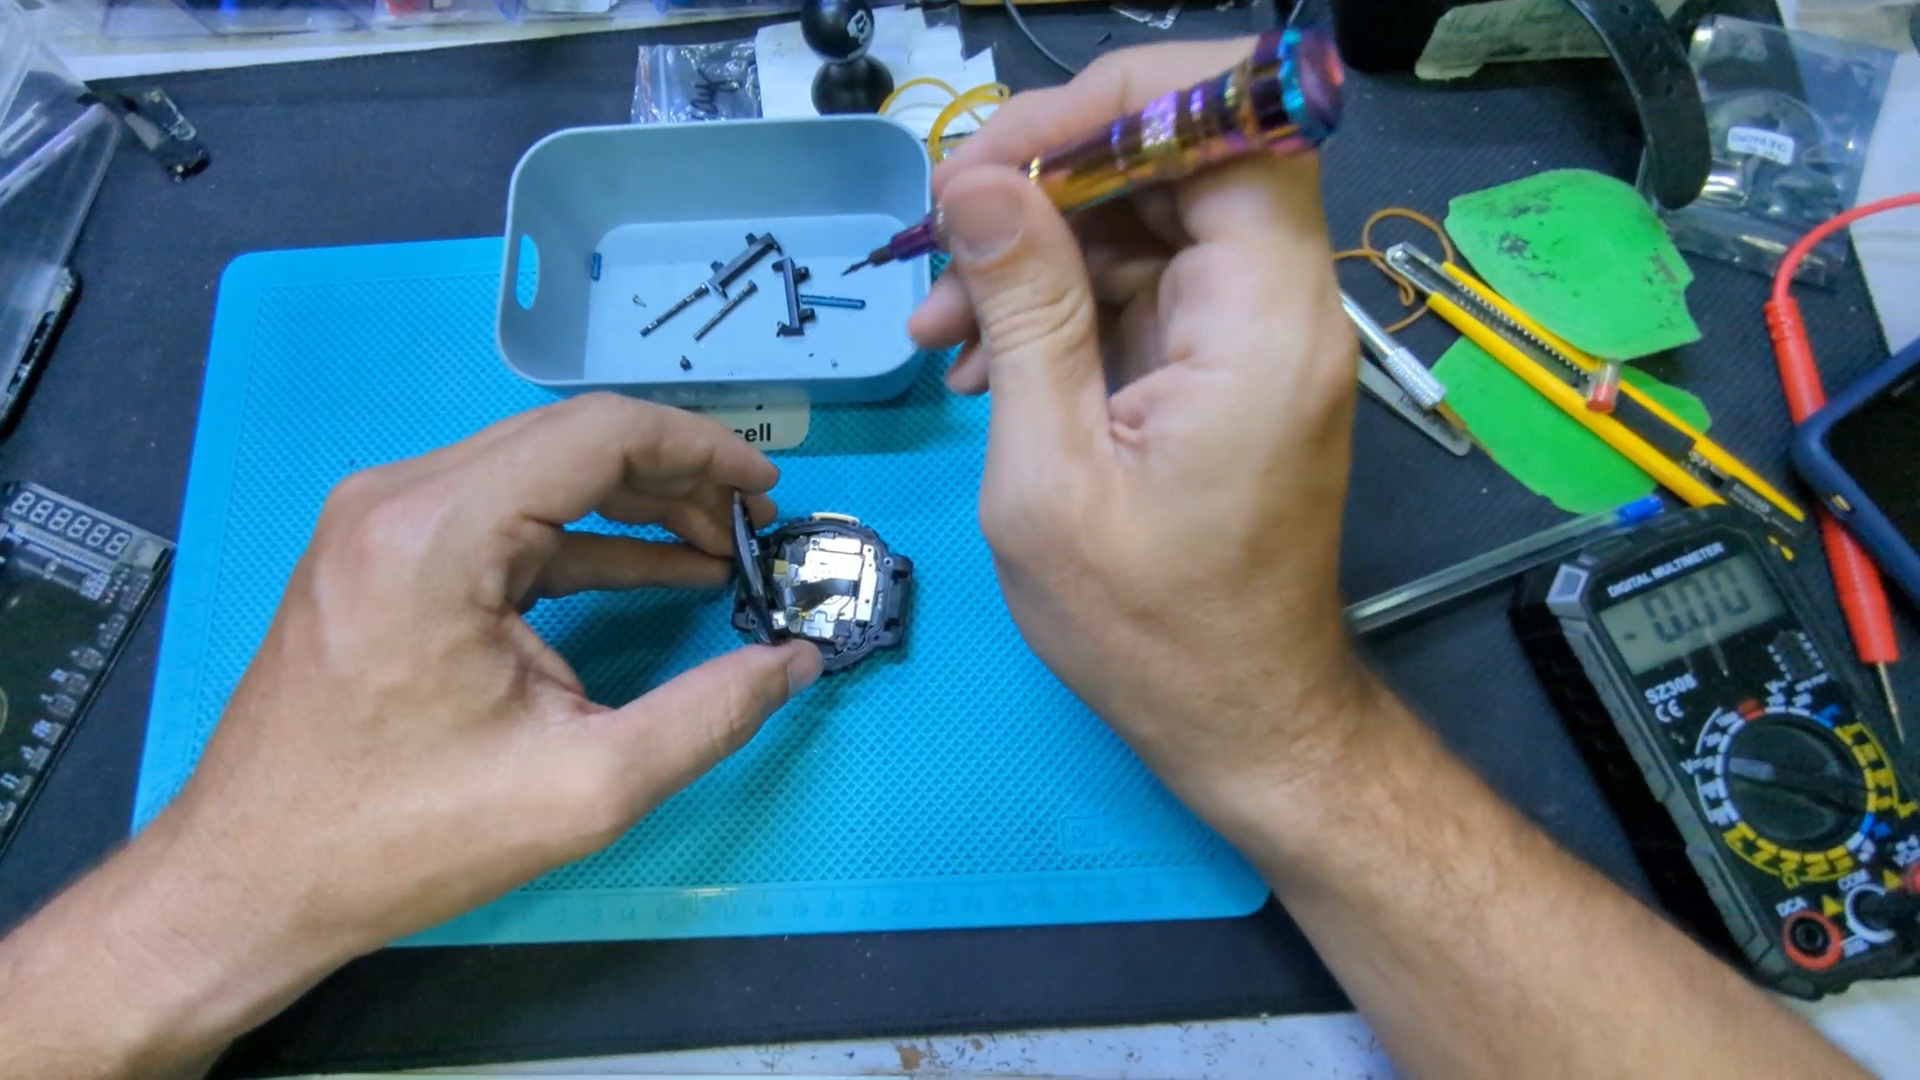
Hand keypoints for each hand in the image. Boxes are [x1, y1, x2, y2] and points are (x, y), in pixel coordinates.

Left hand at [157, 394, 821, 961]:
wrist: (248, 884)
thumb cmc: (409, 836)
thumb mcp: (591, 786)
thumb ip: (715, 714)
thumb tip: (797, 661)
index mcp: (441, 532)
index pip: (600, 433)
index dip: (702, 449)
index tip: (766, 490)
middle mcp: (408, 498)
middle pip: (580, 439)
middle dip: (685, 475)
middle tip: (757, 525)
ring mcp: (396, 520)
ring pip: (555, 470)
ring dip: (650, 501)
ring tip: (727, 544)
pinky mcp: (402, 551)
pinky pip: (526, 516)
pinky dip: (604, 536)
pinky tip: (670, 567)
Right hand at [909, 41, 1372, 822]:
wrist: (1229, 714)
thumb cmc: (1140, 625)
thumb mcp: (1049, 471)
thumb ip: (1024, 313)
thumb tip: (977, 183)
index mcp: (1260, 323)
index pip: (1224, 122)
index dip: (1105, 112)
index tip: (992, 163)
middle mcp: (1277, 313)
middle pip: (1173, 172)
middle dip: (1043, 195)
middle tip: (941, 253)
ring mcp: (1248, 347)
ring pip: (1141, 238)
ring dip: (1034, 267)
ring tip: (940, 336)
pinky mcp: (1216, 380)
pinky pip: (1138, 305)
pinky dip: (1059, 320)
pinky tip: (985, 373)